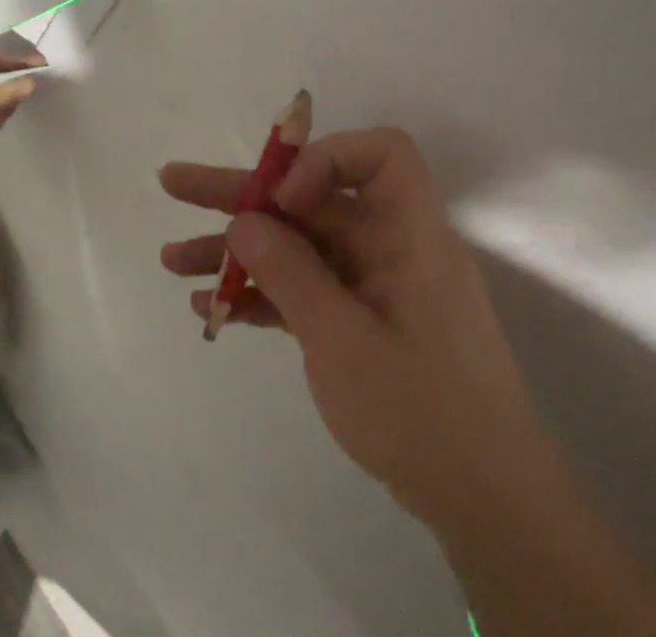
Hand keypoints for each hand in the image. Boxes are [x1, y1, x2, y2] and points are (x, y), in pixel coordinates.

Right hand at [158, 129, 562, 529]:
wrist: (482, 499)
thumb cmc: (421, 411)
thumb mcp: (342, 339)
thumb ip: (289, 273)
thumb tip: (243, 221)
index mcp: (410, 239)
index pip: (380, 156)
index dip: (321, 160)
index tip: (273, 199)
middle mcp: (391, 252)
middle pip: (312, 201)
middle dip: (241, 195)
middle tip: (174, 186)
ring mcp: (373, 290)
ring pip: (296, 248)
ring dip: (235, 251)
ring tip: (172, 261)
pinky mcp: (358, 324)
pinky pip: (300, 290)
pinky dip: (257, 293)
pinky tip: (210, 307)